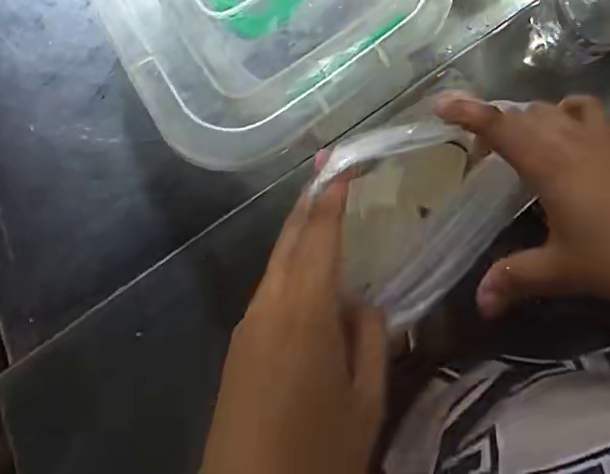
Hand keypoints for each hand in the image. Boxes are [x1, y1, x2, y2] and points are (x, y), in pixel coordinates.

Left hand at [199, 175, 385, 473]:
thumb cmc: (319, 453)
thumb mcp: (365, 403)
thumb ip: (371, 341)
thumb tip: (364, 305)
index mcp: (305, 307)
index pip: (320, 234)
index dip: (331, 195)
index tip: (342, 163)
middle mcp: (269, 302)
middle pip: (290, 238)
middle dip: (309, 201)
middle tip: (327, 168)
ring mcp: (248, 324)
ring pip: (277, 263)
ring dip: (299, 234)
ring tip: (323, 215)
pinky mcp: (238, 348)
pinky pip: (270, 291)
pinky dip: (291, 268)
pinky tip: (309, 281)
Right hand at [436, 95, 609, 316]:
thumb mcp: (564, 269)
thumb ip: (517, 277)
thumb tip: (479, 302)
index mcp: (544, 160)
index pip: (497, 125)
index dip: (467, 112)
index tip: (440, 104)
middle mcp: (564, 137)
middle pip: (519, 114)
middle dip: (494, 125)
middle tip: (480, 154)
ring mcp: (594, 134)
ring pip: (547, 109)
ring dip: (526, 118)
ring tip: (518, 143)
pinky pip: (581, 110)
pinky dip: (564, 112)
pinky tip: (567, 133)